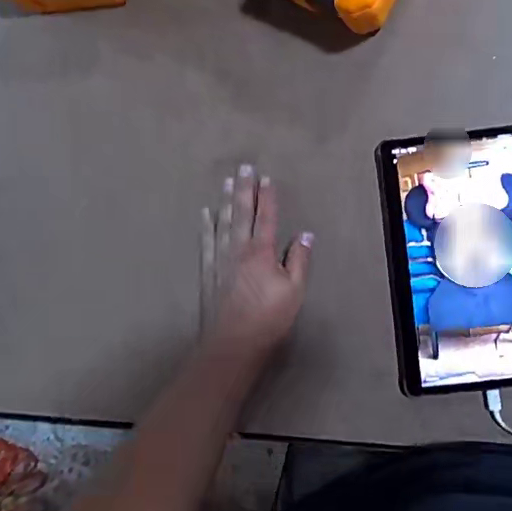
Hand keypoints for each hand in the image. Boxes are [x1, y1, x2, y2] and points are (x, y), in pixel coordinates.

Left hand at [200, 164, 312, 356]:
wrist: (232, 343)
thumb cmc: (268, 318)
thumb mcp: (294, 291)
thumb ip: (298, 260)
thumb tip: (304, 235)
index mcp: (261, 251)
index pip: (265, 218)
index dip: (267, 198)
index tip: (267, 179)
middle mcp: (238, 249)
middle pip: (242, 213)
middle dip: (245, 189)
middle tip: (244, 168)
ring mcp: (220, 259)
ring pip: (224, 222)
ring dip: (227, 201)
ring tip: (228, 182)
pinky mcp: (207, 271)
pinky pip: (207, 240)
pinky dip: (207, 225)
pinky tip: (207, 214)